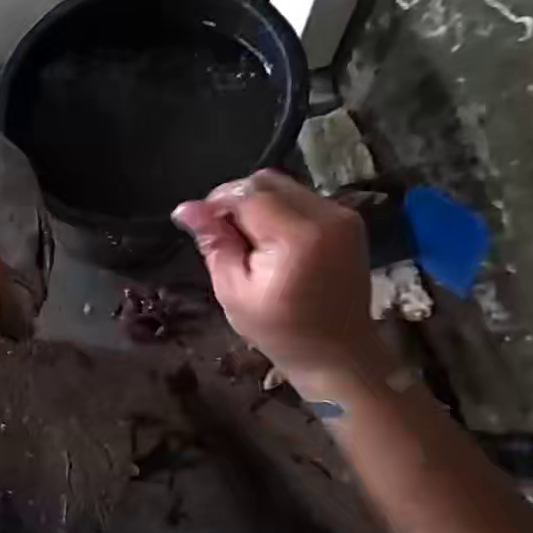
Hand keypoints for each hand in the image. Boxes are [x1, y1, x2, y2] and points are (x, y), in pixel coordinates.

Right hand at [172, 169, 381, 381]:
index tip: (199, 226)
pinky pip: (300, 198)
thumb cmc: (278, 328)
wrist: (337, 351)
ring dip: (255, 203)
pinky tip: (266, 240)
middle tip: (220, 232)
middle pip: (266, 182)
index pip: (247, 193)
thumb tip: (185, 208)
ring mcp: (343, 216)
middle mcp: (327, 216)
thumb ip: (214, 242)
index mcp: (298, 237)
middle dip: (234, 199)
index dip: (216, 203)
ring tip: (243, 239)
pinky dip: (275, 210)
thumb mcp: (232, 288)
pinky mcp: (347, 221)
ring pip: (282, 186)